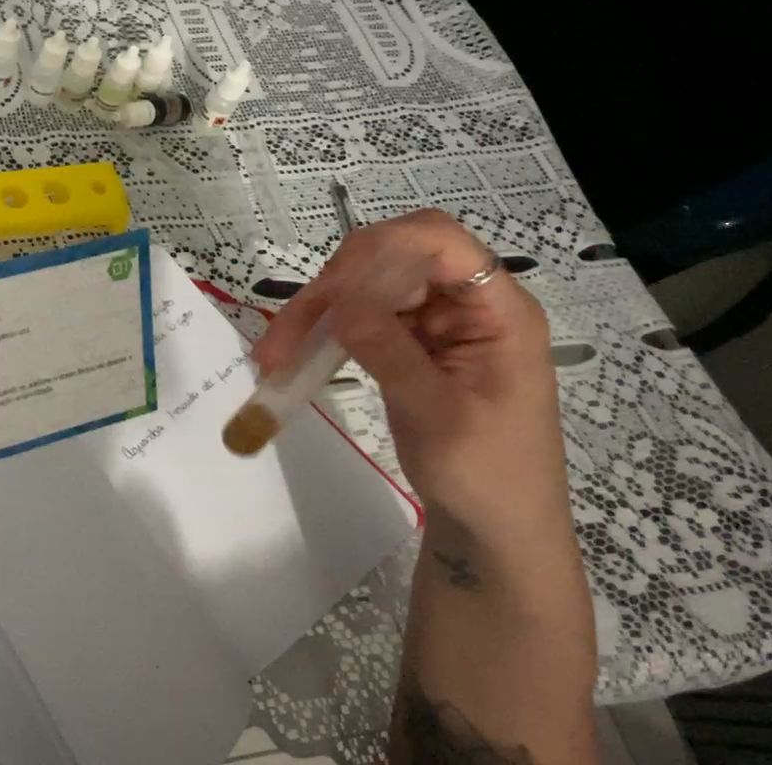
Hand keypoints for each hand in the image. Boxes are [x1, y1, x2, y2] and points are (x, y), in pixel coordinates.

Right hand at [251, 209, 567, 539]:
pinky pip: (359, 319)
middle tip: (285, 333)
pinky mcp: (409, 345)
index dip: (381, 247)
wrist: (496, 530)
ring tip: (274, 354)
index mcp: (496, 311)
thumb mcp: (437, 414)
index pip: (440, 241)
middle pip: (389, 260)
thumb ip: (389, 351)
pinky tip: (293, 357)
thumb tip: (339, 301)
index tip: (333, 290)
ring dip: (318, 314)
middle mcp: (465, 305)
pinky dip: (324, 334)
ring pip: (365, 289)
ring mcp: (436, 324)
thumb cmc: (486, 475)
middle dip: (333, 287)